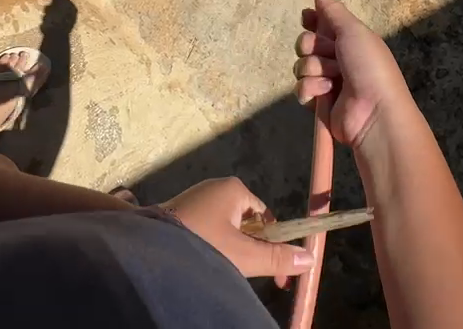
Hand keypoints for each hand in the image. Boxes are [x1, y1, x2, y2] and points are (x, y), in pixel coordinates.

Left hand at [161, 177, 312, 284]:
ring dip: (234, 249)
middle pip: (248, 222)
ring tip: (227, 269)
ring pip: (228, 227)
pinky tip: (209, 261)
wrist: (152, 246)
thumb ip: (277, 258)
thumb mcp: (244, 256)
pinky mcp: (183, 209)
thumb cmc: (203, 244)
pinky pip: (210, 227)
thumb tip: (310, 258)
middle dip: (253, 249)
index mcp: (235, 188)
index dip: (275, 246)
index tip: (277, 276)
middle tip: (250, 275)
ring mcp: (198, 196)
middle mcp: (217, 186)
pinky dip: (215, 244)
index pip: (266, 216)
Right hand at [295, 0, 411, 149]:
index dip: (311, 20)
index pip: (320, 23)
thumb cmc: (369, 66)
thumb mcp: (353, 31)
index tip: (308, 18)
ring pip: (301, 65)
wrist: (374, 112)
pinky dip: (310, 89)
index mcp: (348, 39)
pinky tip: (325, 93)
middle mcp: (336, 58)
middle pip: (305, 43)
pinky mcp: (319, 101)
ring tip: (332, 79)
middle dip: (312, 47)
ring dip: (314, 70)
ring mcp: (327, 80)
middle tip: (329, 53)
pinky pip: (301, 88)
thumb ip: (333, 9)